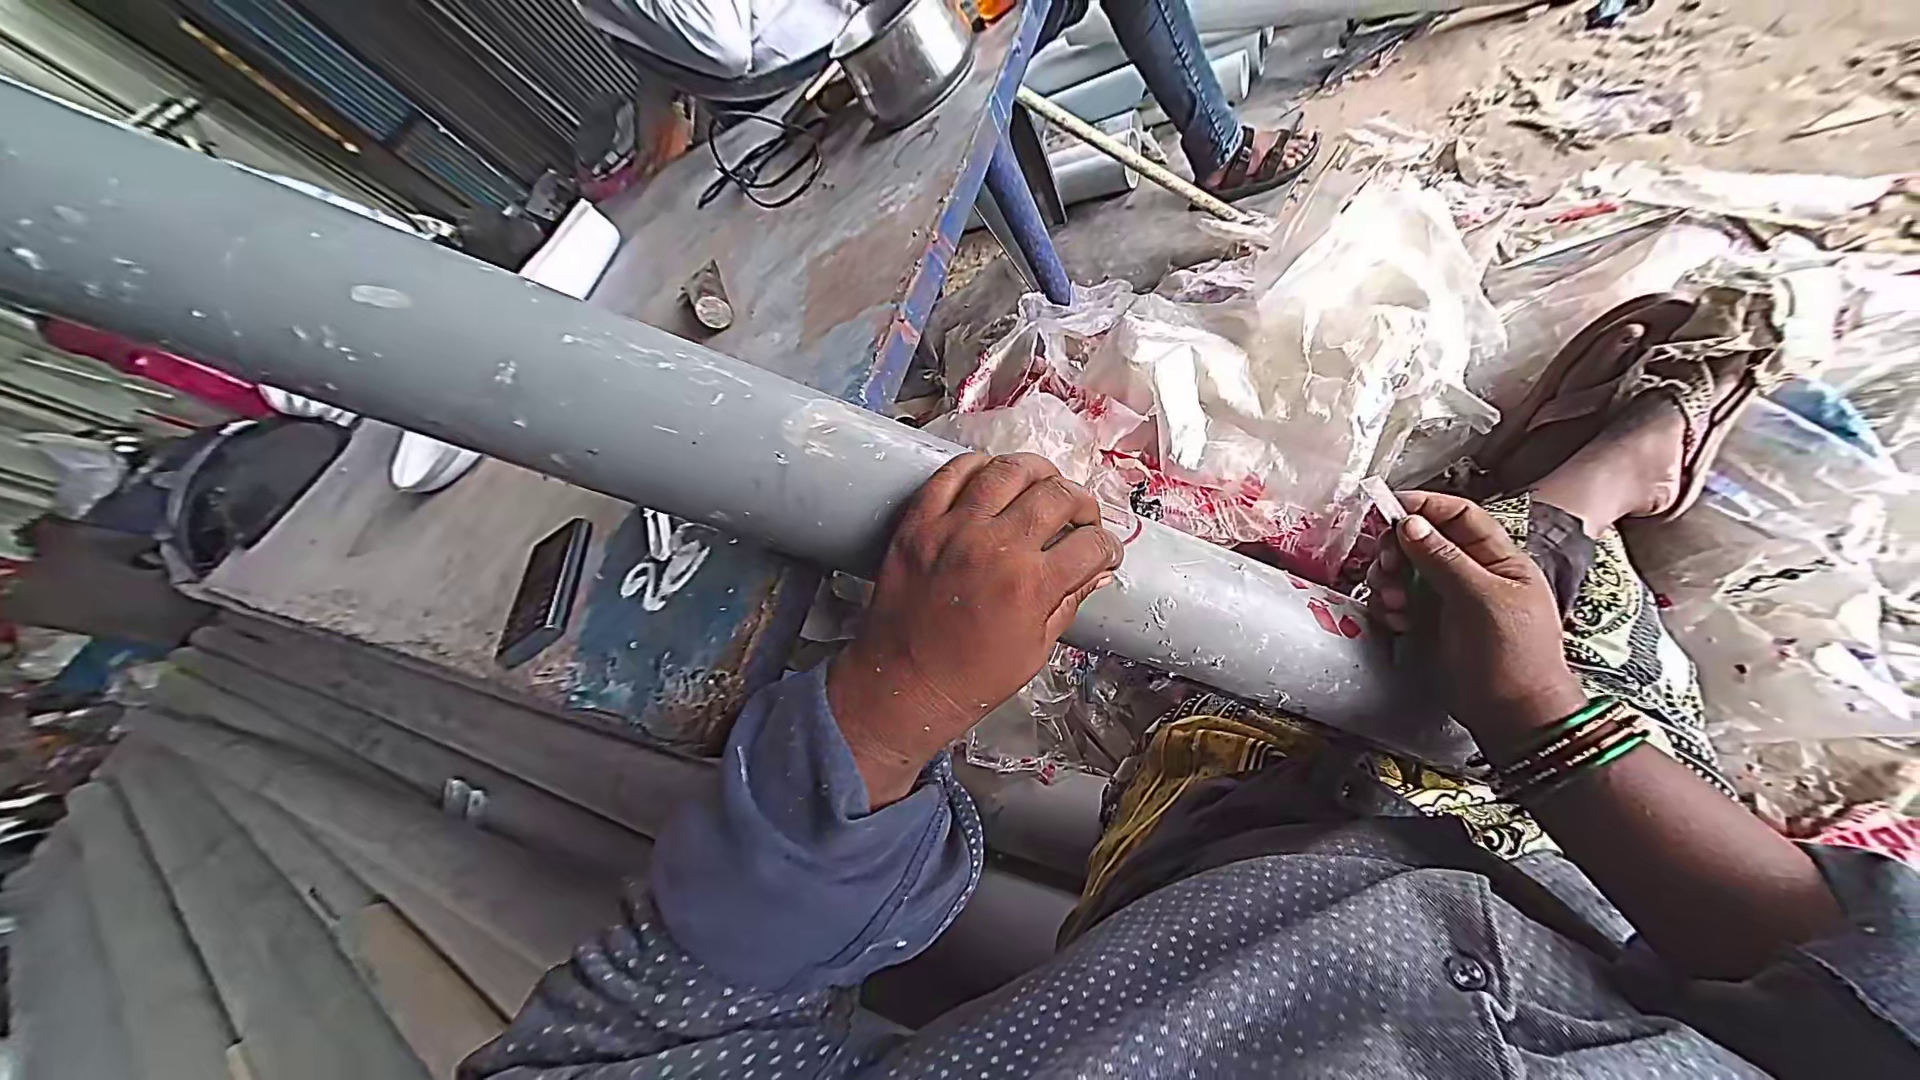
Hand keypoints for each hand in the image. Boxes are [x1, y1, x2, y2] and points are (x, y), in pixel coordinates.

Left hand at [829, 453, 1123, 804]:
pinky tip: (992, 474)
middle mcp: (996, 547)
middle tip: (1080, 516)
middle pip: (1058, 495)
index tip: (1102, 549)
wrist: (904, 683)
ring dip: (1037, 472)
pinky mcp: (919, 523)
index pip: (1090, 544)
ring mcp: (954, 529)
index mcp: (1031, 585)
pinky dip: (977, 466)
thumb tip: (1093, 571)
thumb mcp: (1034, 650)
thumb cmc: (968, 677)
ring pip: (1008, 471)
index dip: (1106, 545)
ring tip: (1044, 483)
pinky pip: (952, 473)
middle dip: (1082, 502)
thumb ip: (1067, 602)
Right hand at [1365, 490, 1585, 760]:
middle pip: (1418, 540)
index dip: (1424, 506)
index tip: (1387, 509)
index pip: (1458, 515)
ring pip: (1399, 569)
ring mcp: (1442, 596)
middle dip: (1395, 550)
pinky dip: (1387, 606)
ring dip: (1387, 581)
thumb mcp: (1481, 598)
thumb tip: (1408, 522)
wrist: (1508, 710)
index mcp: (1495, 558)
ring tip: (1395, 603)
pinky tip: (1398, 621)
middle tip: (1386, 567)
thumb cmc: (1511, 652)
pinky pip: (1391, 598)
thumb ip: (1442, 558)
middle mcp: (1466, 571)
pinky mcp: (1422, 619)